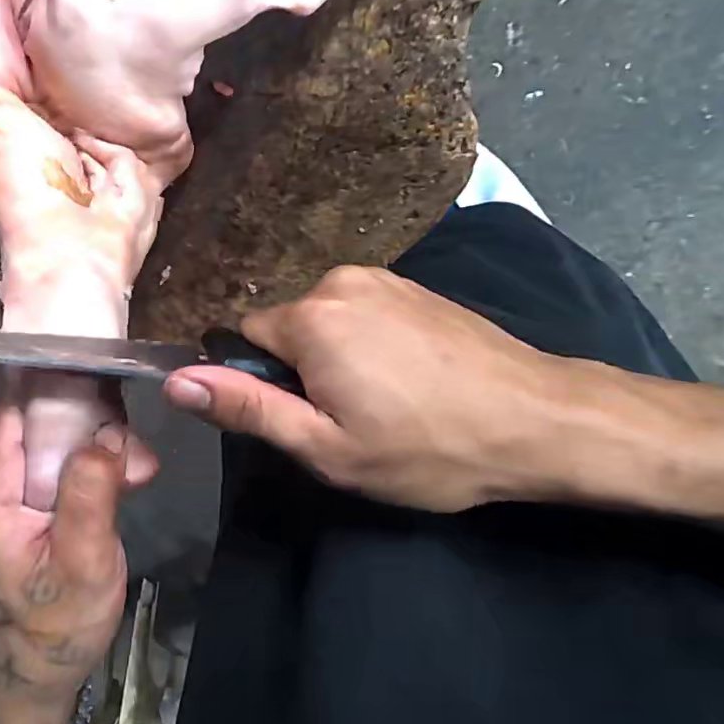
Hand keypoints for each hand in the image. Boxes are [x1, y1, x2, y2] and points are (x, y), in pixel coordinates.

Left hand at [0, 400, 133, 723]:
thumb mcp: (83, 564)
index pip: (10, 413)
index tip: (98, 370)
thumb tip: (107, 430)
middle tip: (131, 428)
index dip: (53, 388)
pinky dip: (79, 465)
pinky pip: (43, 466)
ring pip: (41, 443)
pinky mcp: (7, 506)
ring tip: (133, 459)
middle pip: (28, 424)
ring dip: (87, 444)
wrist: (33, 679)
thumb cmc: (56, 627)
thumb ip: (90, 494)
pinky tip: (117, 472)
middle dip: (82, 419)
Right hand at [162, 266, 578, 511]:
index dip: (265, 382)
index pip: (243, 338)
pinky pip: (357, 310)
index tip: (309, 414)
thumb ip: (245, 408)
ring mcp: (379, 277)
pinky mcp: (411, 283)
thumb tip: (174, 380)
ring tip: (386, 397)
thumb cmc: (428, 446)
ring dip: (334, 354)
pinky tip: (410, 374)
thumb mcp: (326, 446)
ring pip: (321, 319)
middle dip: (300, 368)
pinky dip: (366, 339)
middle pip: (284, 327)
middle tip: (351, 415)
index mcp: (309, 317)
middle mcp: (336, 281)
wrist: (549, 423)